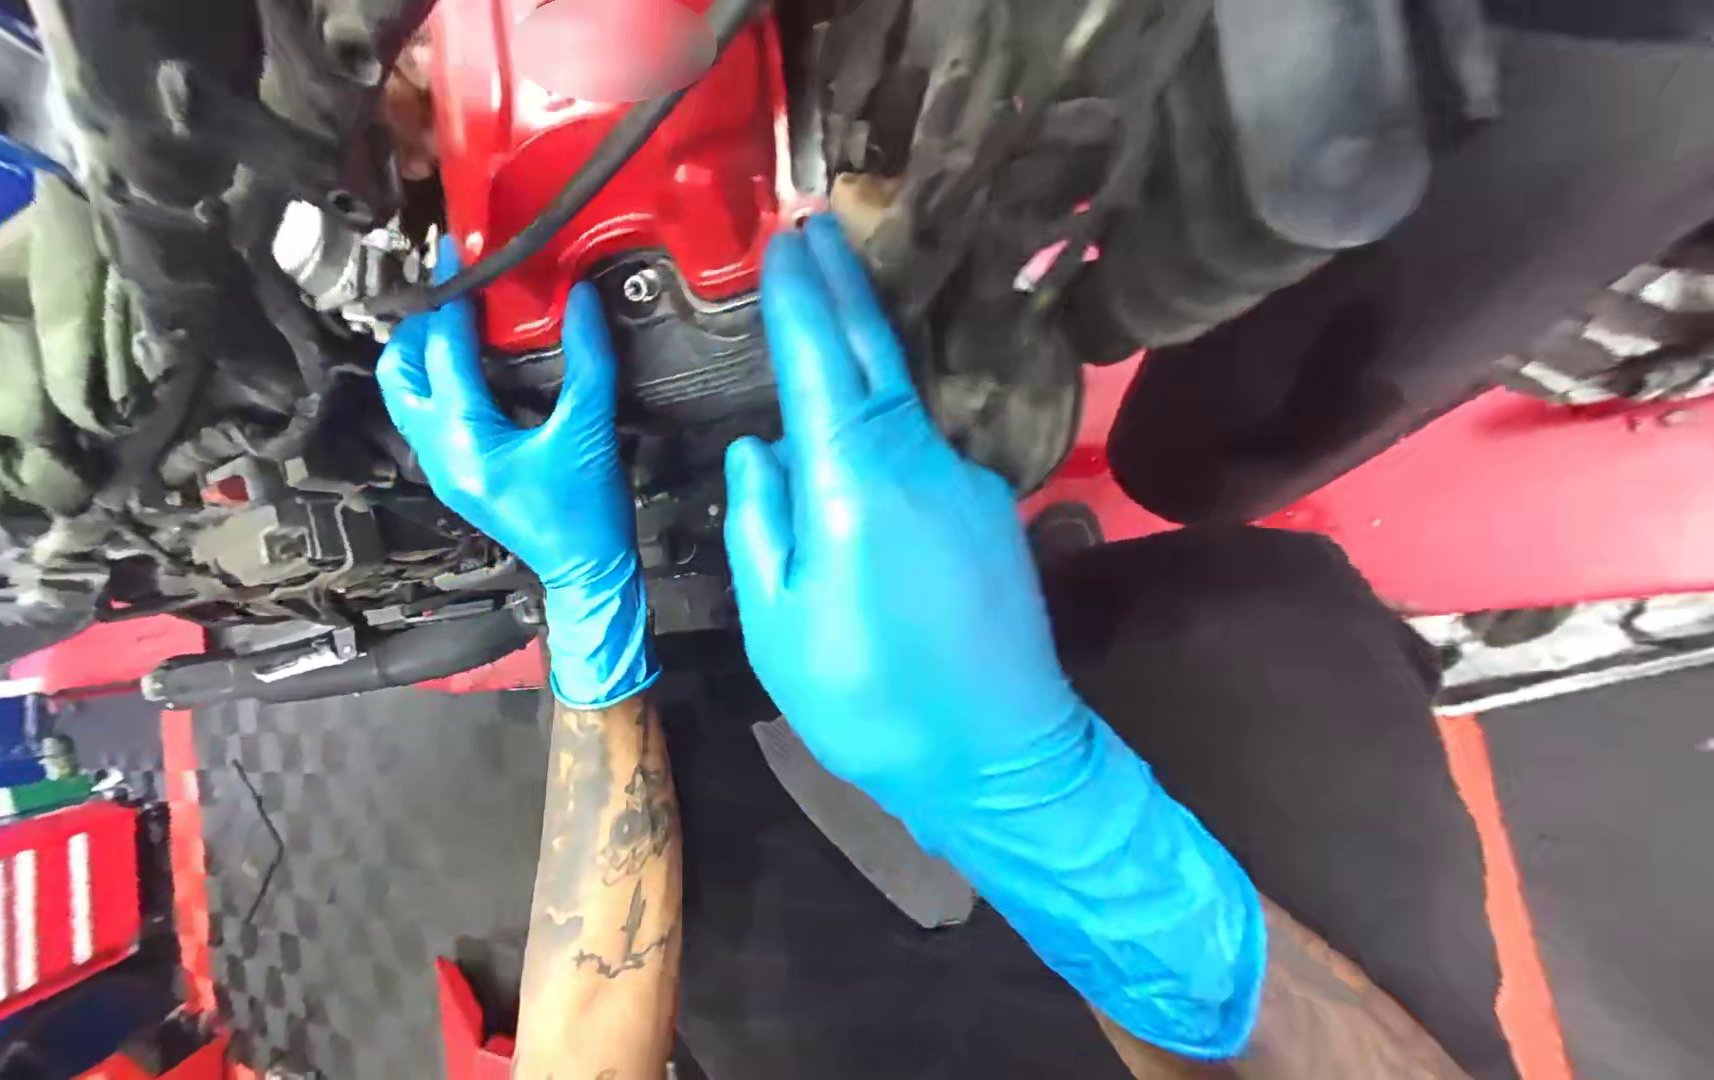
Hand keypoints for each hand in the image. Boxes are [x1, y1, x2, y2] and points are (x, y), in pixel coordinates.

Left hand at [378, 238, 656, 707]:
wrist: (586, 569)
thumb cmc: (586, 513)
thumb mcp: (591, 433)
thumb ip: (589, 363)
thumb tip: (582, 302)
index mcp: (465, 441)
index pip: (444, 351)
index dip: (452, 298)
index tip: (459, 254)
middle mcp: (440, 454)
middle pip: (400, 372)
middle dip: (421, 325)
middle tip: (454, 295)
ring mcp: (443, 468)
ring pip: (408, 395)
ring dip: (426, 354)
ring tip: (459, 325)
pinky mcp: (459, 476)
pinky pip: (430, 415)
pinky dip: (442, 382)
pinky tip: (475, 371)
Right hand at [723, 215, 1083, 808]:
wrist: (998, 757)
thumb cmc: (868, 700)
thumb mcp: (778, 622)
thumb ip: (760, 523)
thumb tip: (757, 450)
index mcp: (857, 487)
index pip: (822, 367)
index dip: (802, 299)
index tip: (785, 239)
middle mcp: (921, 463)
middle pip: (876, 355)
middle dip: (842, 285)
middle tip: (815, 226)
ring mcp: (967, 482)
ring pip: (902, 398)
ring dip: (863, 347)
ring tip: (826, 306)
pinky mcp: (989, 508)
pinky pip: (922, 444)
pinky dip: (885, 416)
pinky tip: (861, 424)